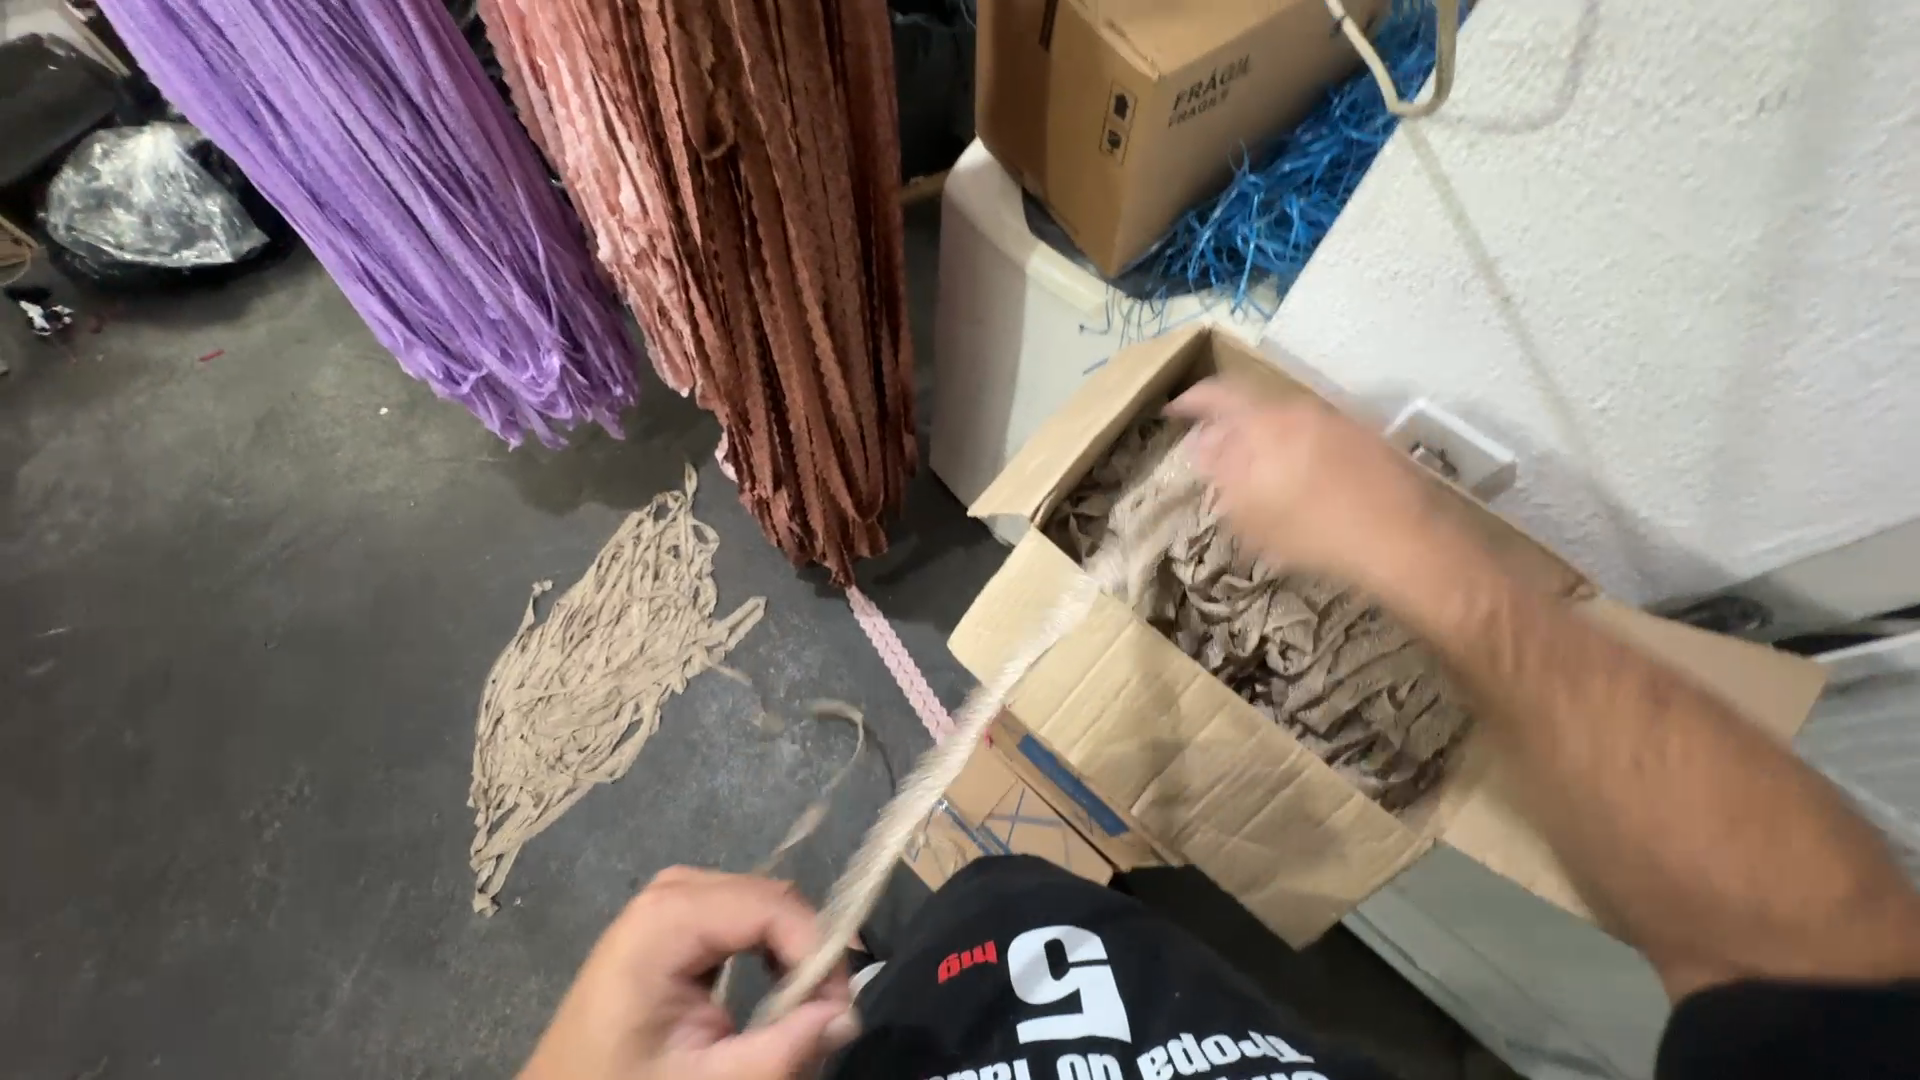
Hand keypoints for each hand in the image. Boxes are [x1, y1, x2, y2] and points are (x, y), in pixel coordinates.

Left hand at [519, 867, 855, 1079]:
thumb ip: (781, 1051)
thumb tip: (848, 1017)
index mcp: (666, 919)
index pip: (773, 907)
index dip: (819, 952)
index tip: (839, 1012)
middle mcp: (672, 889)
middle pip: (771, 899)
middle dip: (810, 952)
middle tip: (828, 1015)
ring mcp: (672, 896)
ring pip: (765, 903)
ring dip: (795, 952)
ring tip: (806, 1008)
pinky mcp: (676, 913)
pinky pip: (744, 913)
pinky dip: (771, 948)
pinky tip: (776, 986)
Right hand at [1167, 379, 1452, 590]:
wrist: (1405, 541)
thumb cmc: (1314, 533)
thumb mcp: (1250, 513)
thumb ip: (1220, 472)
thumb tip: (1201, 444)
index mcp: (1268, 420)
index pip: (1218, 393)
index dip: (1192, 400)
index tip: (1174, 412)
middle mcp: (1303, 409)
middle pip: (1253, 405)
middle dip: (1228, 426)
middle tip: (1213, 454)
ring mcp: (1338, 420)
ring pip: (1285, 419)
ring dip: (1262, 438)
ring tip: (1252, 473)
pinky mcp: (1366, 438)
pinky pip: (1313, 432)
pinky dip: (1292, 447)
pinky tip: (1295, 481)